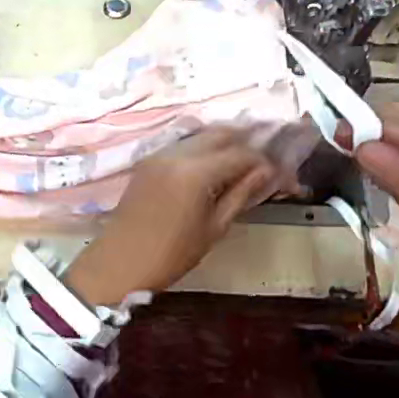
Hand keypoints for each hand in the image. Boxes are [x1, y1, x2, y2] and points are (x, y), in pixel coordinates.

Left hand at [63, 127, 278, 306]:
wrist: (119, 263)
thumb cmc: (171, 254)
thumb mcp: (214, 227)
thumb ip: (241, 194)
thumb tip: (268, 172)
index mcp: (196, 172)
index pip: (241, 154)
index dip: (264, 162)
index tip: (278, 175)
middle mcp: (177, 153)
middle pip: (221, 134)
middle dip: (246, 144)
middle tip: (262, 164)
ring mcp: (160, 154)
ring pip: (201, 136)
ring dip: (224, 144)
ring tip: (240, 166)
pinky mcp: (149, 161)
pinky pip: (183, 145)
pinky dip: (202, 150)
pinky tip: (212, 168)